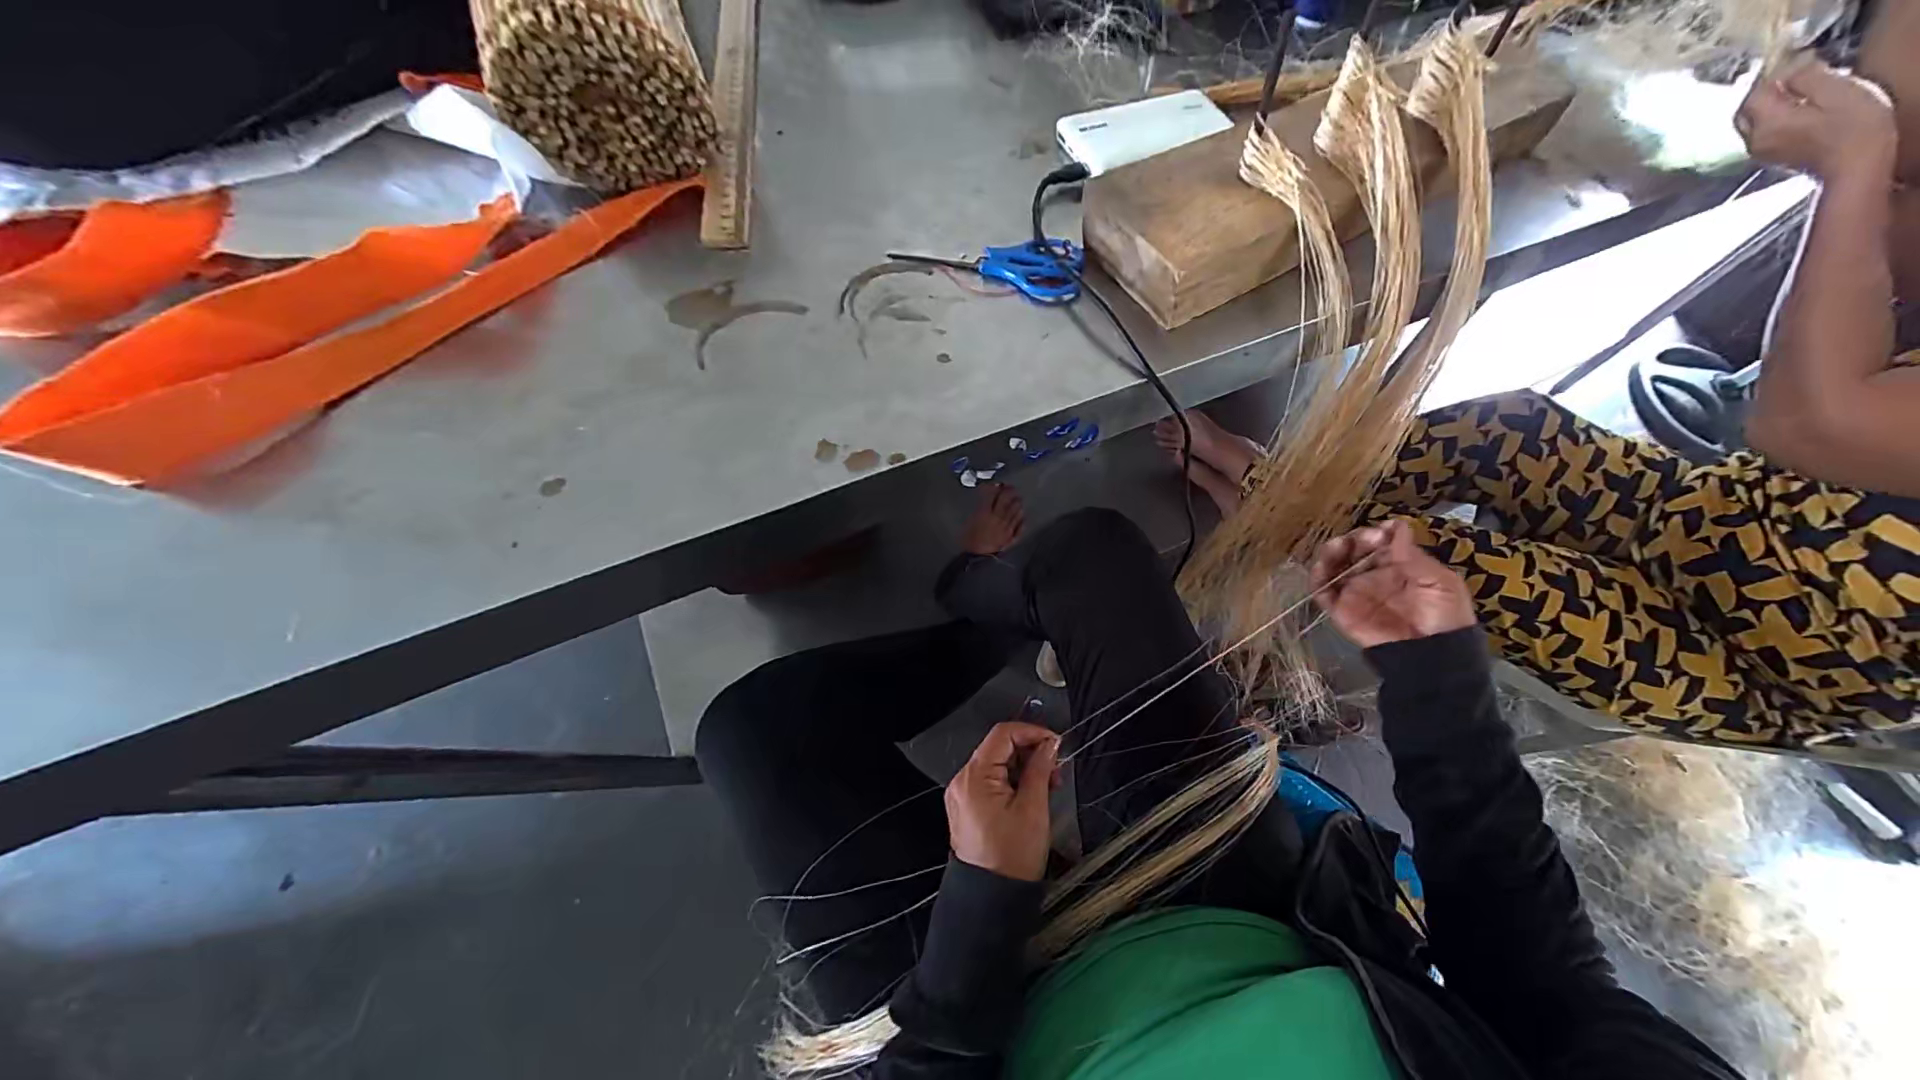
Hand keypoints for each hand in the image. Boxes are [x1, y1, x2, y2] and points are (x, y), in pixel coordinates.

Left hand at [945, 718, 1058, 881]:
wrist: (990, 899)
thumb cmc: (1014, 854)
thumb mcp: (1033, 808)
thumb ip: (1040, 769)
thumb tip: (1049, 743)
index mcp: (974, 776)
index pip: (1002, 734)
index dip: (1031, 732)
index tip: (1056, 743)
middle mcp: (962, 779)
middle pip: (998, 747)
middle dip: (1030, 752)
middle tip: (1057, 769)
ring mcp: (962, 793)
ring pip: (996, 764)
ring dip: (1024, 767)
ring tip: (1050, 785)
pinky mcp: (967, 806)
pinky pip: (990, 781)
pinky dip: (1012, 781)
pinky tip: (1033, 793)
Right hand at [1309, 518, 1475, 648]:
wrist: (1432, 655)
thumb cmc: (1445, 616)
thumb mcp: (1439, 582)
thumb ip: (1414, 556)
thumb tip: (1397, 526)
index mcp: (1398, 564)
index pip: (1380, 541)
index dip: (1377, 533)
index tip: (1382, 532)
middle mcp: (1373, 574)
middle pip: (1354, 549)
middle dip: (1354, 539)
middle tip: (1362, 539)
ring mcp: (1355, 591)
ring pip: (1334, 565)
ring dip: (1331, 552)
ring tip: (1336, 547)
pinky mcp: (1340, 609)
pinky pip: (1322, 590)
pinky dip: (1317, 577)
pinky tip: (1321, 568)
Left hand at [1737, 60, 1896, 186]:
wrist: (1854, 164)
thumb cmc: (1854, 126)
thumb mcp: (1837, 93)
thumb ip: (1808, 79)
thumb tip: (1792, 68)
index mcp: (1768, 123)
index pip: (1753, 95)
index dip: (1769, 76)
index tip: (1790, 62)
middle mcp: (1753, 140)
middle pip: (1743, 111)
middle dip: (1759, 92)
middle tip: (1784, 76)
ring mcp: (1758, 151)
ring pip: (1748, 124)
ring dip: (1762, 106)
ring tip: (1788, 91)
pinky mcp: (1769, 157)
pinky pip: (1758, 133)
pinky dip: (1767, 119)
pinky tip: (1790, 111)